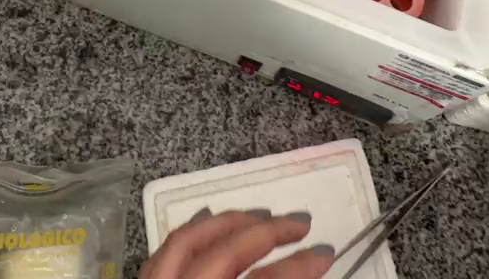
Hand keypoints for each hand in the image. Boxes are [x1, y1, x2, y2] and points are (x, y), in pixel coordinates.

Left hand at [142, 209, 333, 278]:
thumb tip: (299, 273)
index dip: (299, 267)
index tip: (326, 253)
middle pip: (226, 253)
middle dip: (268, 232)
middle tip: (300, 222)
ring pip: (188, 241)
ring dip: (228, 223)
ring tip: (261, 216)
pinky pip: (161, 253)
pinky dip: (189, 232)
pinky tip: (208, 220)